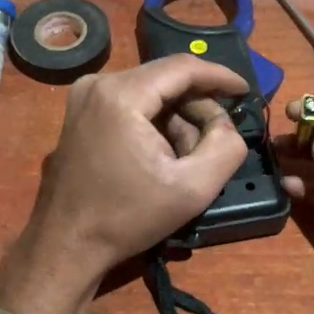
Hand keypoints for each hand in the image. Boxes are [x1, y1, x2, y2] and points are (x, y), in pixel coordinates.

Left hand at [0, 54, 250, 313]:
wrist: (66, 246)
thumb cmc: (127, 218)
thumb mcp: (192, 189)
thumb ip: (226, 147)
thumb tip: (227, 124)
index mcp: (122, 94)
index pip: (184, 67)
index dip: (220, 76)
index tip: (247, 92)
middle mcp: (99, 83)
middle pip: (167, 78)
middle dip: (198, 105)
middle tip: (218, 139)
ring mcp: (85, 96)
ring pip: (151, 90)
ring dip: (177, 117)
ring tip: (189, 157)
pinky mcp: (81, 112)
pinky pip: (132, 102)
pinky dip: (155, 121)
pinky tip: (163, 155)